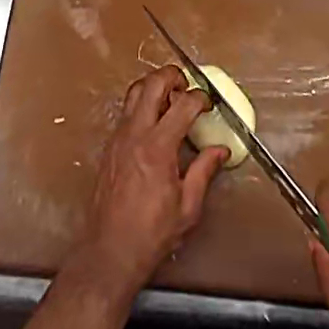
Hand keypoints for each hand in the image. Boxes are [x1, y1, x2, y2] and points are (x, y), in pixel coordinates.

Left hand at [74, 65, 228, 289]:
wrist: (109, 252)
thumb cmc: (150, 234)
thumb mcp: (188, 206)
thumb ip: (204, 171)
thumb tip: (220, 150)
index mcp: (158, 148)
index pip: (183, 104)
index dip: (201, 98)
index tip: (209, 103)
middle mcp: (135, 135)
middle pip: (152, 84)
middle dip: (172, 76)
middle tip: (187, 85)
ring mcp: (118, 138)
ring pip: (134, 93)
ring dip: (154, 87)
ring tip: (170, 99)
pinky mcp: (109, 147)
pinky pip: (125, 112)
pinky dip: (141, 105)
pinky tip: (154, 123)